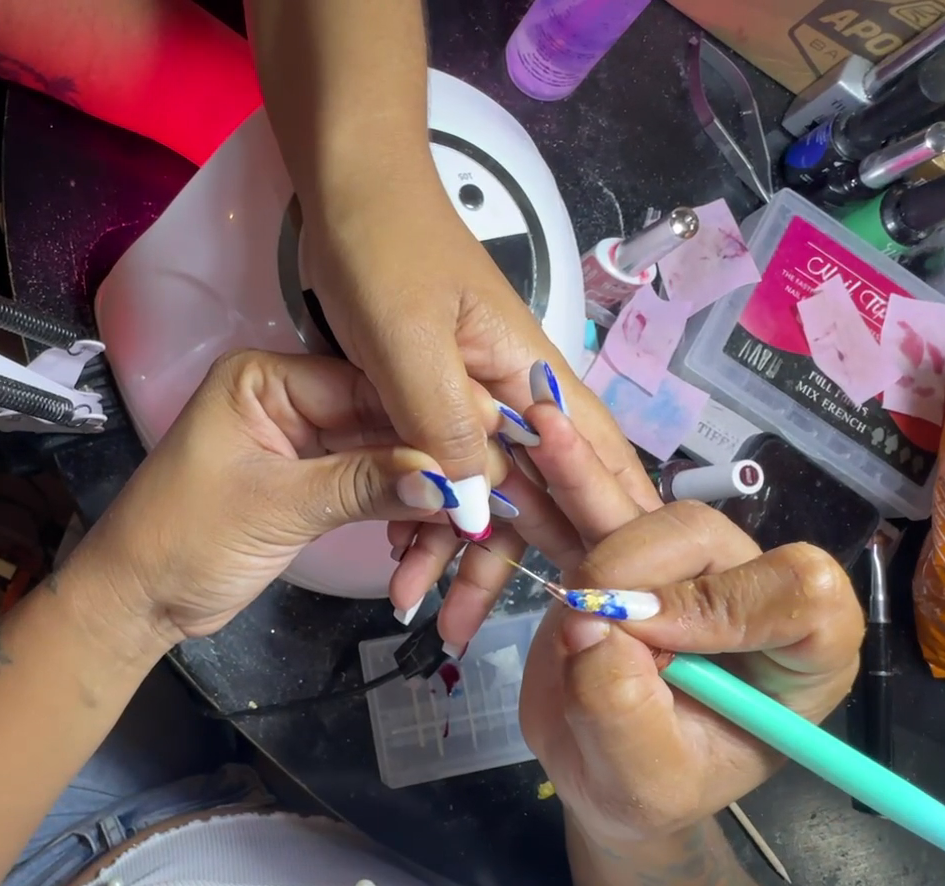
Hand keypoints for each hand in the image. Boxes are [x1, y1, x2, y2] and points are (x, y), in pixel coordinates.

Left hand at [76, 349, 505, 641]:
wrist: (138, 600)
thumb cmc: (185, 539)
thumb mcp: (275, 506)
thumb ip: (363, 485)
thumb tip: (451, 481)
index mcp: (266, 379)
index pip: (367, 385)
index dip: (428, 422)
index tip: (490, 454)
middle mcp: (289, 400)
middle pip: (381, 420)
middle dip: (432, 462)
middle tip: (497, 493)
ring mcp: (300, 444)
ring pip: (381, 457)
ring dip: (420, 492)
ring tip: (470, 522)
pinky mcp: (307, 484)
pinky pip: (367, 486)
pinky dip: (397, 510)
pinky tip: (432, 532)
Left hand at [301, 170, 658, 647]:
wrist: (346, 194)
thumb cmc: (385, 257)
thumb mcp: (410, 343)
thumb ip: (447, 425)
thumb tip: (481, 511)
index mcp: (527, 379)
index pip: (589, 465)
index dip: (598, 534)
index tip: (597, 604)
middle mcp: (511, 396)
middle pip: (529, 495)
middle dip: (498, 567)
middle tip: (458, 630)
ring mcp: (469, 401)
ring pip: (476, 492)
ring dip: (447, 550)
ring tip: (412, 608)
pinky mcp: (429, 403)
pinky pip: (437, 473)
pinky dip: (418, 515)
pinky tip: (395, 555)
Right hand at [507, 401, 862, 845]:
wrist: (601, 771)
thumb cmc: (642, 790)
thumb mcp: (642, 781)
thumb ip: (625, 716)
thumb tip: (589, 628)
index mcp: (798, 656)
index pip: (796, 594)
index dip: (717, 603)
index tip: (639, 636)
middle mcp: (749, 595)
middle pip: (706, 538)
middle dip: (631, 568)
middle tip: (574, 616)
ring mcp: (685, 569)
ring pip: (643, 512)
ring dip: (586, 482)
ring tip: (539, 432)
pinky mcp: (625, 558)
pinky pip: (594, 510)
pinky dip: (564, 475)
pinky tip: (540, 427)